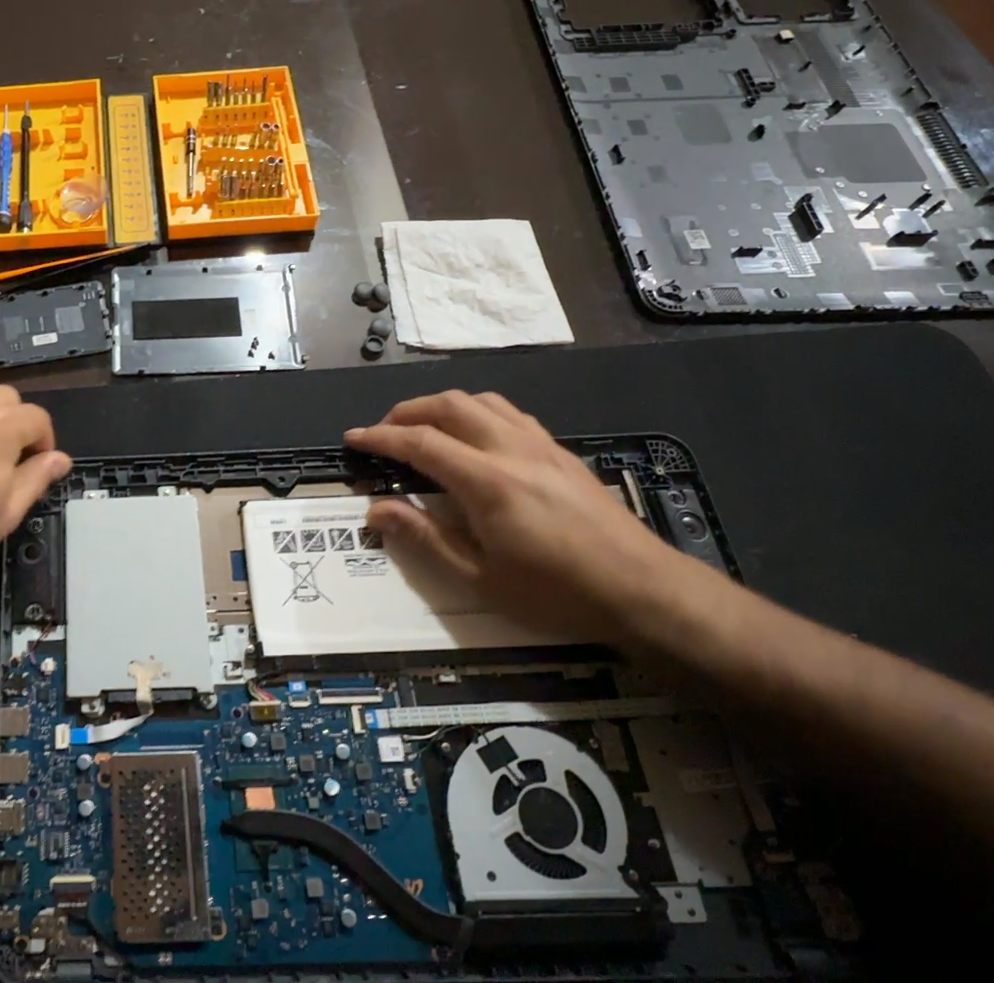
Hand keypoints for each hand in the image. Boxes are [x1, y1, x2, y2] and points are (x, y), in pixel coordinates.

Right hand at [345, 391, 691, 637]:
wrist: (640, 589)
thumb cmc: (554, 593)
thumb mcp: (479, 578)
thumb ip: (425, 538)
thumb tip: (377, 510)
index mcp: (488, 482)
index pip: (421, 442)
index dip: (380, 437)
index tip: (352, 439)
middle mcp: (513, 450)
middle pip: (451, 406)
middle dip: (408, 411)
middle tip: (382, 432)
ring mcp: (542, 446)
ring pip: (483, 401)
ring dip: (443, 406)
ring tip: (421, 428)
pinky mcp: (561, 453)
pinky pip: (510, 414)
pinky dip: (477, 412)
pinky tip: (473, 437)